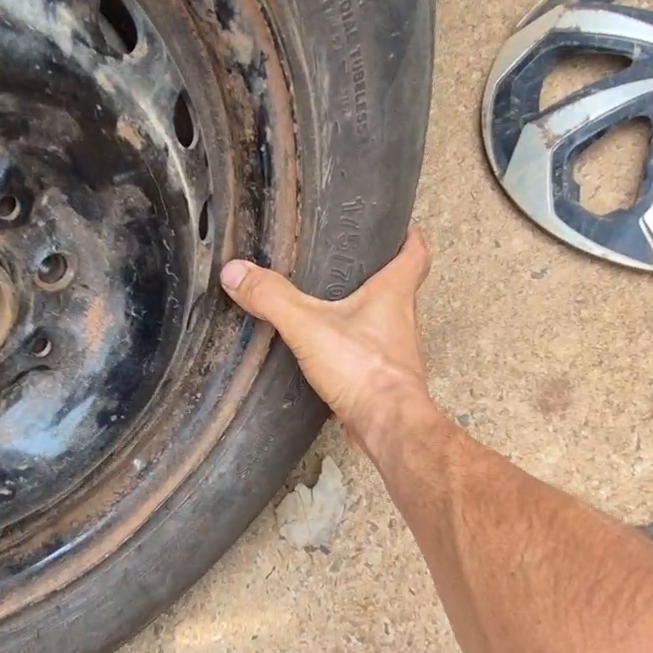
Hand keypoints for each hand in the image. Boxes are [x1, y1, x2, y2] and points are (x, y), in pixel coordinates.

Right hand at [220, 227, 436, 456]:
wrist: (387, 425)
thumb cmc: (365, 372)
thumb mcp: (309, 326)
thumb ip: (273, 298)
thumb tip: (237, 272)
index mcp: (393, 294)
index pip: (415, 252)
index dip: (409, 236)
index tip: (397, 227)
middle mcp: (401, 321)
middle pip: (399, 288)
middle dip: (379, 275)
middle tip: (353, 264)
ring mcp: (394, 354)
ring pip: (383, 325)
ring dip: (363, 316)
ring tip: (331, 308)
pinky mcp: (382, 382)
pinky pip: (367, 359)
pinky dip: (350, 353)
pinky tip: (327, 356)